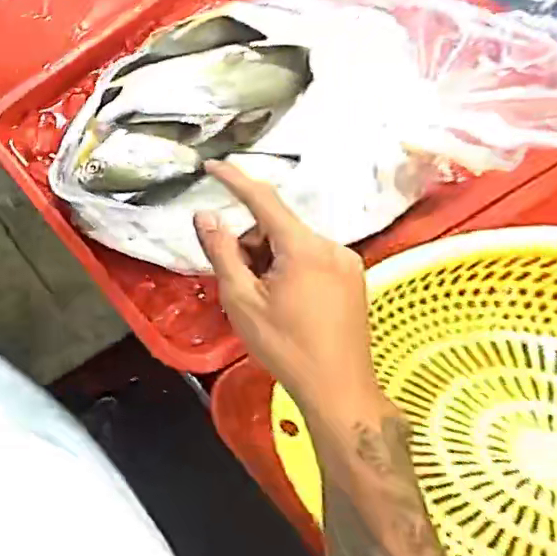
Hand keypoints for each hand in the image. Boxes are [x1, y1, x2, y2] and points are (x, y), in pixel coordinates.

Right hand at [193, 161, 383, 420]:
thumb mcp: (240, 297)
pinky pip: (306, 255)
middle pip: (274, 226)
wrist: (339, 390)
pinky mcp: (351, 278)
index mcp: (306, 250)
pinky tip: (279, 296)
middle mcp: (332, 248)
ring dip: (265, 256)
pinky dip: (284, 265)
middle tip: (238, 279)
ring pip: (289, 241)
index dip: (235, 180)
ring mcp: (346, 263)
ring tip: (259, 294)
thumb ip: (222, 251)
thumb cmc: (284, 344)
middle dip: (248, 242)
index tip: (211, 165)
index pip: (264, 201)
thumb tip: (205, 215)